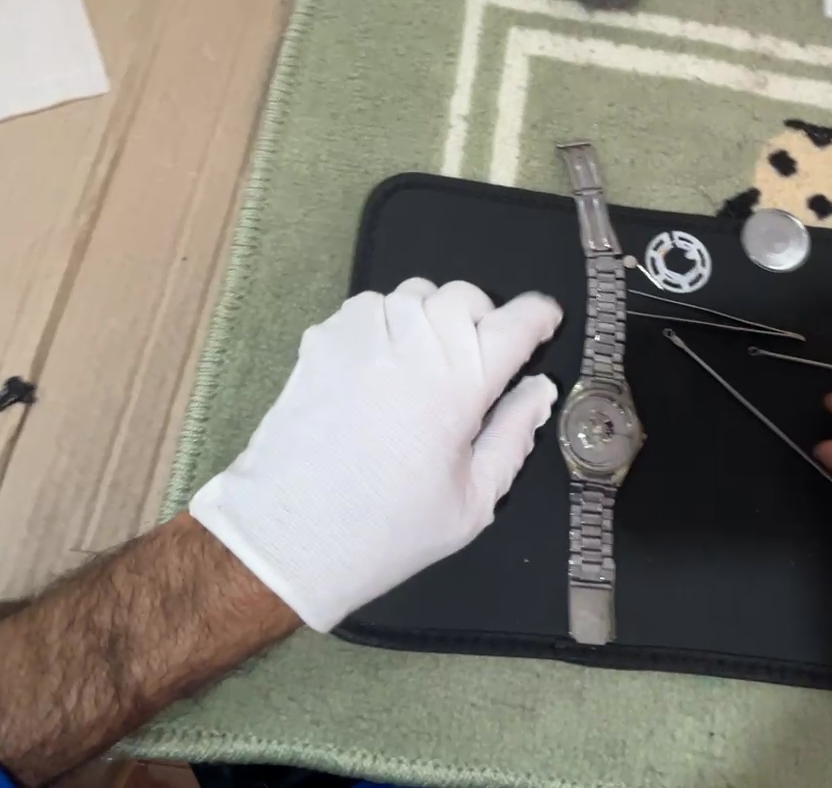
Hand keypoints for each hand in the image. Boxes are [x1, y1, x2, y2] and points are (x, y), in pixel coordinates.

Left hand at [192, 278, 560, 631]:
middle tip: (476, 357)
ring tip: (423, 360)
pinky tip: (377, 364)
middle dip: (483, 317)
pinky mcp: (323, 337)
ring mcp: (364, 335)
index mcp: (461, 384)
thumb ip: (514, 435)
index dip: (540, 315)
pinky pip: (368, 305)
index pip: (517, 321)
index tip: (544, 322)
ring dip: (432, 316)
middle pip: (465, 295)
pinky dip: (384, 321)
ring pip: (415, 292)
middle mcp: (415, 344)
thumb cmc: (388, 530)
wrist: (288, 538)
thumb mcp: (473, 502)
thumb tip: (540, 388)